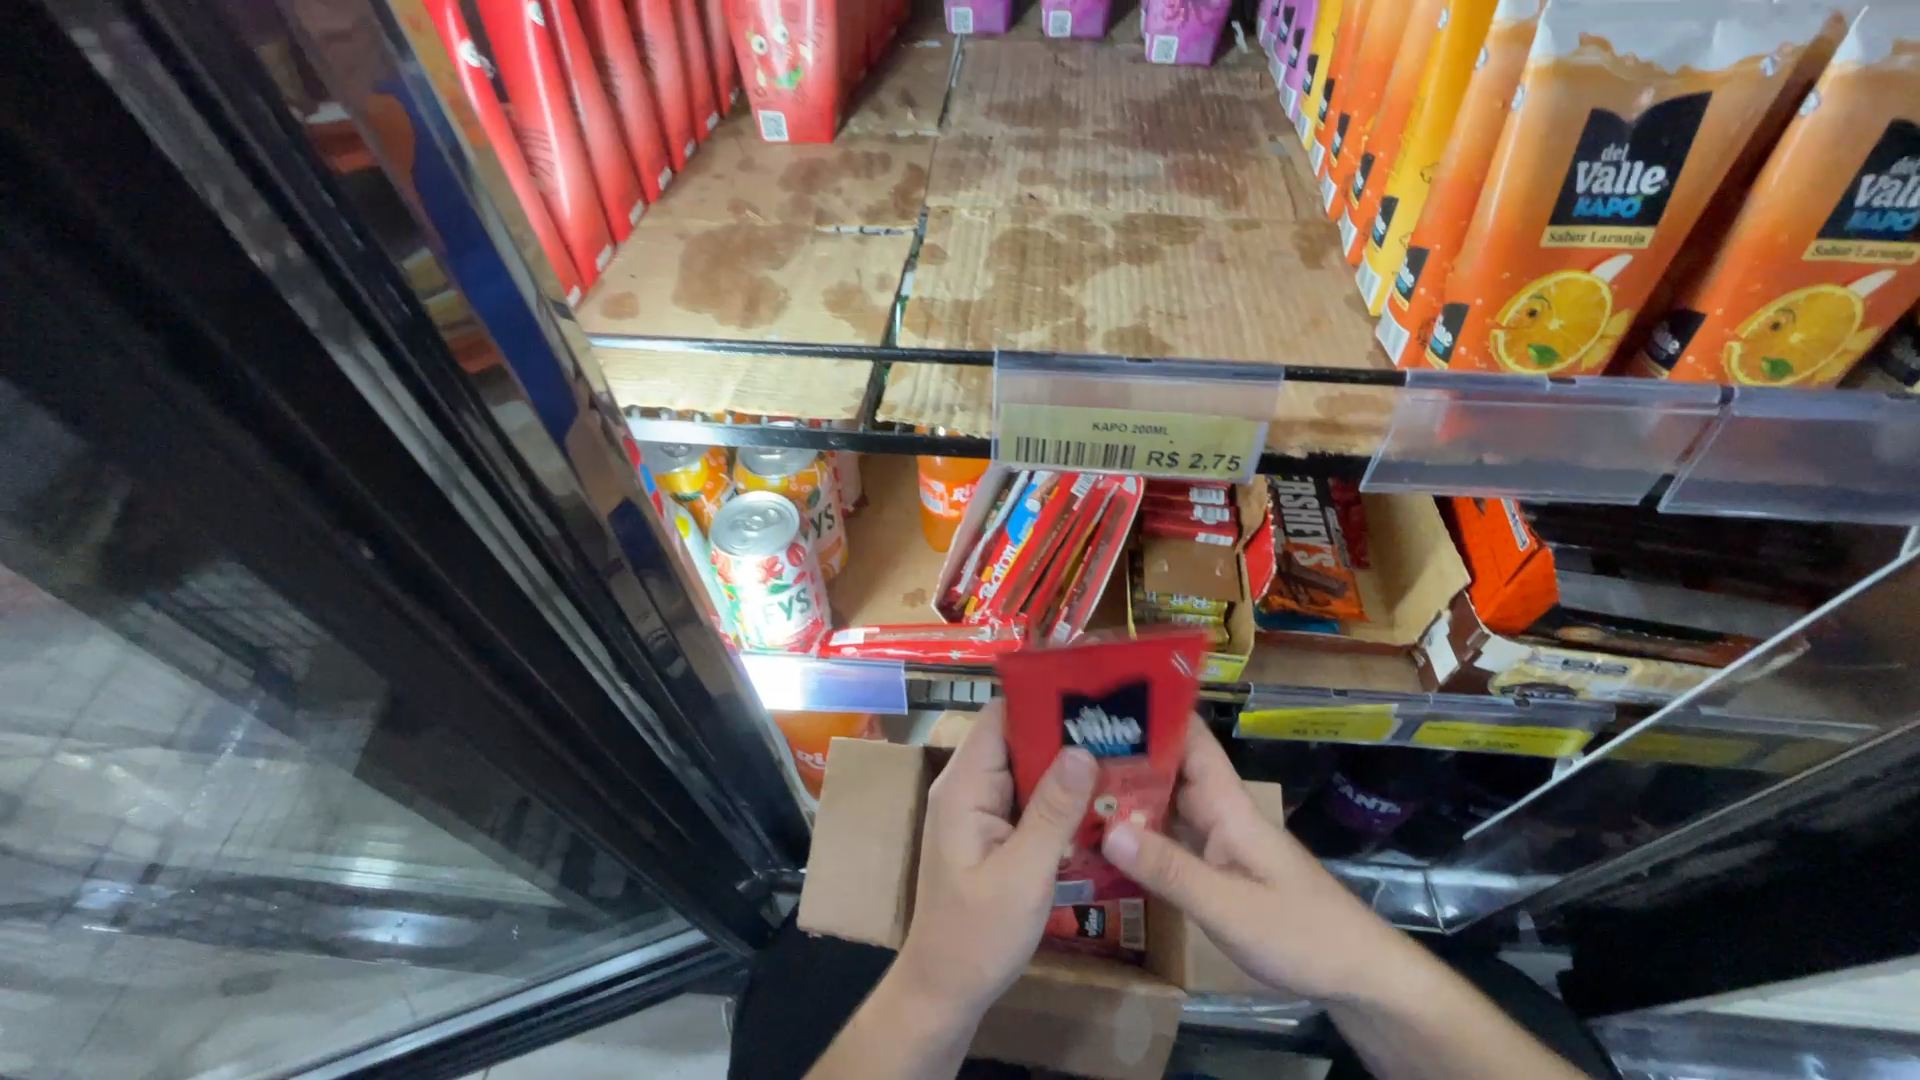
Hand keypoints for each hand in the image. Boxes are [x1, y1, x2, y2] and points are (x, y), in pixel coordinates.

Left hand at [894, 701, 1096, 1016]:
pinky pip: (1026, 798)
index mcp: (964, 786)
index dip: (1043, 701)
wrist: (946, 989)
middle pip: (1016, 738)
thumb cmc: (978, 935)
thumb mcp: (1023, 873)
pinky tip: (1098, 800)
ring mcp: (978, 809)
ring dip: (1065, 766)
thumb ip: (1053, 810)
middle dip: (1064, 732)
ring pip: (1025, 768)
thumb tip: (1083, 748)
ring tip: (1122, 756)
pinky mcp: (991, 831)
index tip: (1093, 697)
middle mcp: (967, 787)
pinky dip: (1058, 796)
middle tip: (1122, 729)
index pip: (1001, 717)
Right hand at [1100, 721, 1411, 1000]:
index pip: (1193, 740)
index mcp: (1228, 805)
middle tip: (1064, 746)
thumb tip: (1107, 829)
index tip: (1106, 699)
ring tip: (1071, 785)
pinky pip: (1169, 840)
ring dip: (1126, 795)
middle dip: (1124, 754)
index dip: (1157, 713)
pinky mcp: (1216, 870)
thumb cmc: (1302, 933)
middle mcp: (1219, 814)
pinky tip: (1104, 839)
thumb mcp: (1230, 907)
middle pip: (1169, 770)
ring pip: (1165, 805)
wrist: (1357, 976)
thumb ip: (1170, 870)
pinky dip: (1138, 835)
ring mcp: (1217, 843)